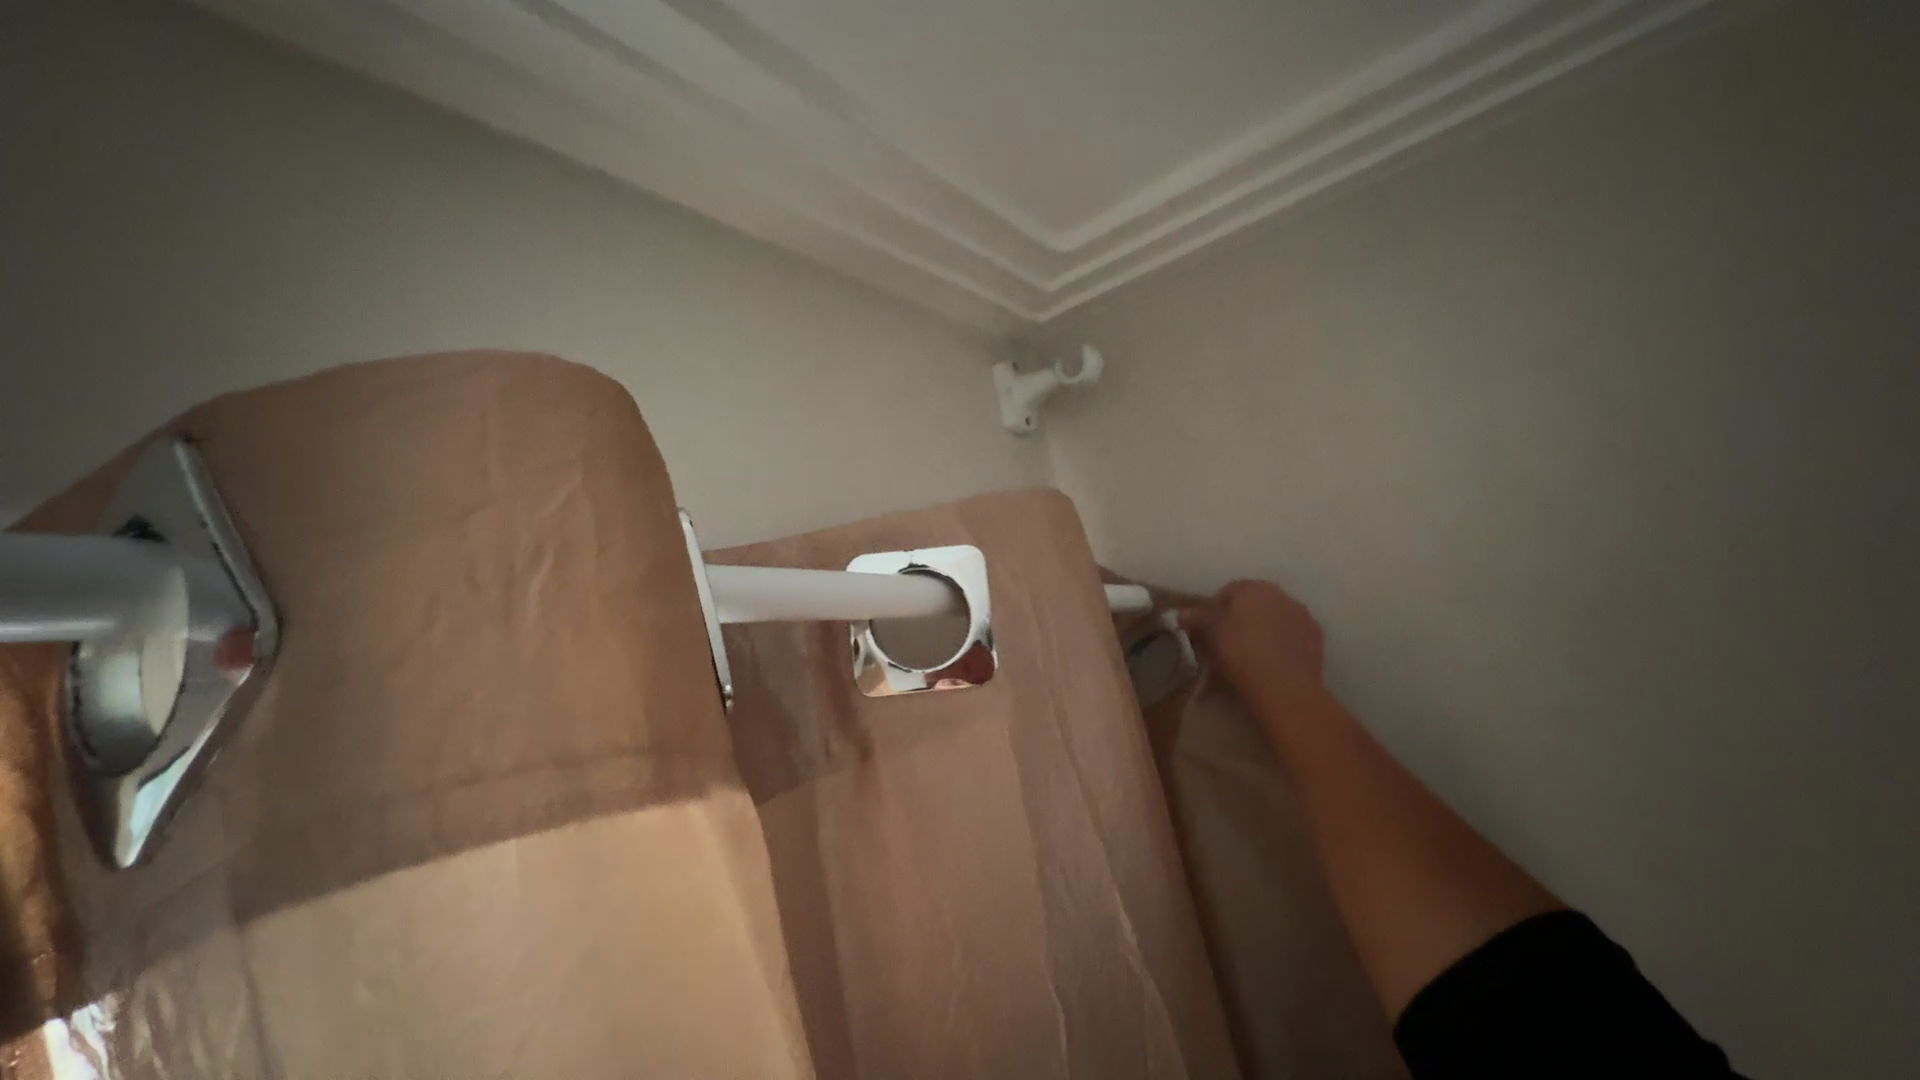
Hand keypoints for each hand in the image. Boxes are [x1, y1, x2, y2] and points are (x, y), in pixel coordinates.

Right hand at [1179, 580, 1325, 698]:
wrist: (1284, 686)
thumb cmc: (1240, 652)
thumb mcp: (1211, 635)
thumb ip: (1197, 619)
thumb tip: (1181, 613)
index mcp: (1254, 588)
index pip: (1229, 591)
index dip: (1214, 609)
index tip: (1207, 630)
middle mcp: (1281, 595)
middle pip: (1255, 603)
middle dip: (1242, 618)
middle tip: (1228, 642)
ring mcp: (1303, 616)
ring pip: (1276, 619)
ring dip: (1265, 630)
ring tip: (1252, 655)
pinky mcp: (1317, 640)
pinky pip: (1292, 637)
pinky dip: (1282, 644)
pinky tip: (1273, 663)